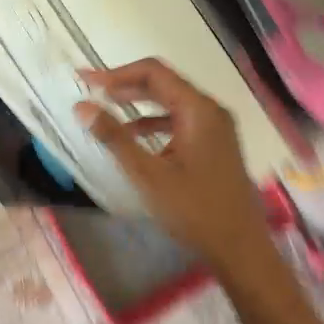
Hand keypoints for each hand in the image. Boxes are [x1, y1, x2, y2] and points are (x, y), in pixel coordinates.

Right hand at [76, 58, 273, 270]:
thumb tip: (81, 106)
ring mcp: (216, 128)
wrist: (241, 250)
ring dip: (137, 101)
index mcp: (198, 109)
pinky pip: (179, 119)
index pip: (153, 72)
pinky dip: (153, 120)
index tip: (86, 81)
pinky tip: (134, 135)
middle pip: (162, 82)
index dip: (116, 73)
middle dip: (124, 84)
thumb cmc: (194, 210)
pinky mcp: (215, 144)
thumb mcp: (147, 173)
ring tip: (107, 108)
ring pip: (170, 100)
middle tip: (91, 90)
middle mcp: (210, 111)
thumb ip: (114, 136)